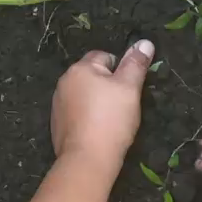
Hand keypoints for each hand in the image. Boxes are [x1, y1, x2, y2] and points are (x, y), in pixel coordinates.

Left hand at [51, 40, 152, 173]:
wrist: (87, 159)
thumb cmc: (111, 119)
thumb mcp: (130, 88)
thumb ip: (136, 63)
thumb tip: (145, 41)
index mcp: (80, 68)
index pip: (104, 56)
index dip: (120, 70)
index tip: (128, 90)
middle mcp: (64, 81)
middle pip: (92, 75)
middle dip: (107, 86)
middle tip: (122, 106)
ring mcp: (58, 103)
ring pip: (84, 94)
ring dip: (96, 101)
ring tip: (110, 120)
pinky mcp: (57, 123)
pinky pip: (76, 112)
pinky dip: (87, 116)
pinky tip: (97, 131)